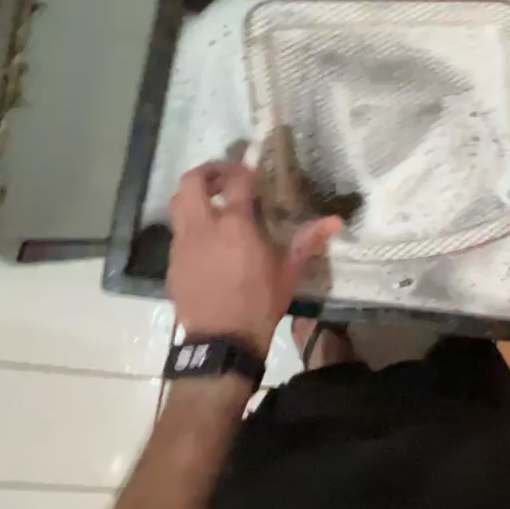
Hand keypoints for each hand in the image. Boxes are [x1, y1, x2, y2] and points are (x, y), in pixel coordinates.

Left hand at [167, 161, 341, 357]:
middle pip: (192, 182)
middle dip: (208, 172)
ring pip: (178, 204)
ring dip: (194, 196)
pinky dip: (191, 224)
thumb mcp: (289, 273)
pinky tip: (208, 240)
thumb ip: (308, 242)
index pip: (234, 181)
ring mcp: (183, 244)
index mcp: (235, 226)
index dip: (242, 168)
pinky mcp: (173, 262)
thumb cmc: (260, 303)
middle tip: (225, 177)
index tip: (251, 169)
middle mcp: (203, 227)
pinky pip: (178, 232)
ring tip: (214, 203)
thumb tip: (336, 221)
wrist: (221, 340)